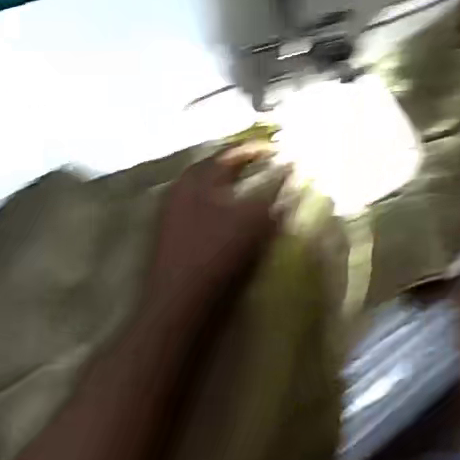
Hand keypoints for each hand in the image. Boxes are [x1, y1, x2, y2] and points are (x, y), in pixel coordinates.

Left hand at [144, 148, 287, 316]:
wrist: (175, 311)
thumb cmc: (217, 257)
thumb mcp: (256, 220)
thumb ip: (276, 189)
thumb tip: (293, 167)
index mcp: (199, 177)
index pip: (232, 152)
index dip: (258, 149)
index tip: (280, 151)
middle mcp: (180, 189)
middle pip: (214, 167)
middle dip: (240, 164)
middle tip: (264, 165)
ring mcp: (169, 214)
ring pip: (204, 189)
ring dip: (228, 186)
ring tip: (252, 191)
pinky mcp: (167, 238)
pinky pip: (197, 208)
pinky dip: (217, 205)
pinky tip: (231, 218)